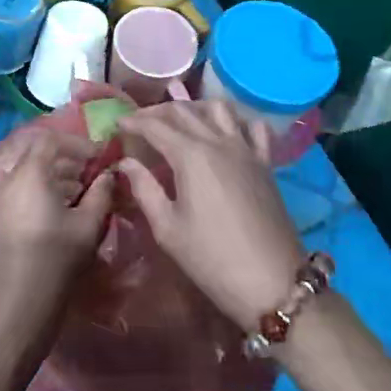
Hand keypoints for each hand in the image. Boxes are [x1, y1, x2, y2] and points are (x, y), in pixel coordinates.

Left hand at [0, 129, 114, 358]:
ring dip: (56, 179)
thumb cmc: (53, 266)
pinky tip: (61, 218)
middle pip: (37, 157)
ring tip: (83, 200)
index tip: (101, 159)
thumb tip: (108, 174)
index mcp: (28, 175)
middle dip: (68, 162)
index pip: (50, 139)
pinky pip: (19, 196)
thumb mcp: (87, 229)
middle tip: (95, 179)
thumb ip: (101, 195)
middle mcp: (7, 181)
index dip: (78, 143)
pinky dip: (41, 195)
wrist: (8, 317)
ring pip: (28, 177)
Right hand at [113, 101, 303, 329]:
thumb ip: (145, 189)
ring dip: (194, 107)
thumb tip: (127, 163)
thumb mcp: (167, 229)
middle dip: (157, 112)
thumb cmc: (211, 259)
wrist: (272, 282)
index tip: (118, 123)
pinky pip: (252, 127)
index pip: (155, 125)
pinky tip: (225, 132)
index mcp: (190, 156)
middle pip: (184, 111)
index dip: (133, 121)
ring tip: (179, 120)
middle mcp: (218, 142)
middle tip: (140, 123)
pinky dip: (235, 120)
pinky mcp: (265, 163)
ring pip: (218, 108)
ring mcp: (246, 149)